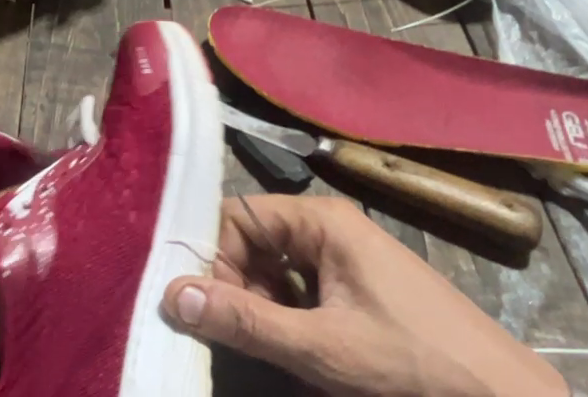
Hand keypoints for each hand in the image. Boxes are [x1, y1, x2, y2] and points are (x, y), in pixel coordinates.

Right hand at [163, 196, 566, 396]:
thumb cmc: (417, 369)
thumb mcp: (323, 350)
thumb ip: (245, 322)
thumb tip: (170, 295)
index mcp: (321, 221)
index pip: (235, 217)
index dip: (212, 257)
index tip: (200, 305)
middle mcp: (330, 229)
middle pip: (253, 244)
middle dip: (237, 289)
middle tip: (234, 337)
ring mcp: (348, 261)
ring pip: (275, 273)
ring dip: (262, 311)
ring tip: (271, 353)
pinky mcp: (362, 293)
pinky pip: (303, 294)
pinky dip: (290, 323)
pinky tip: (299, 357)